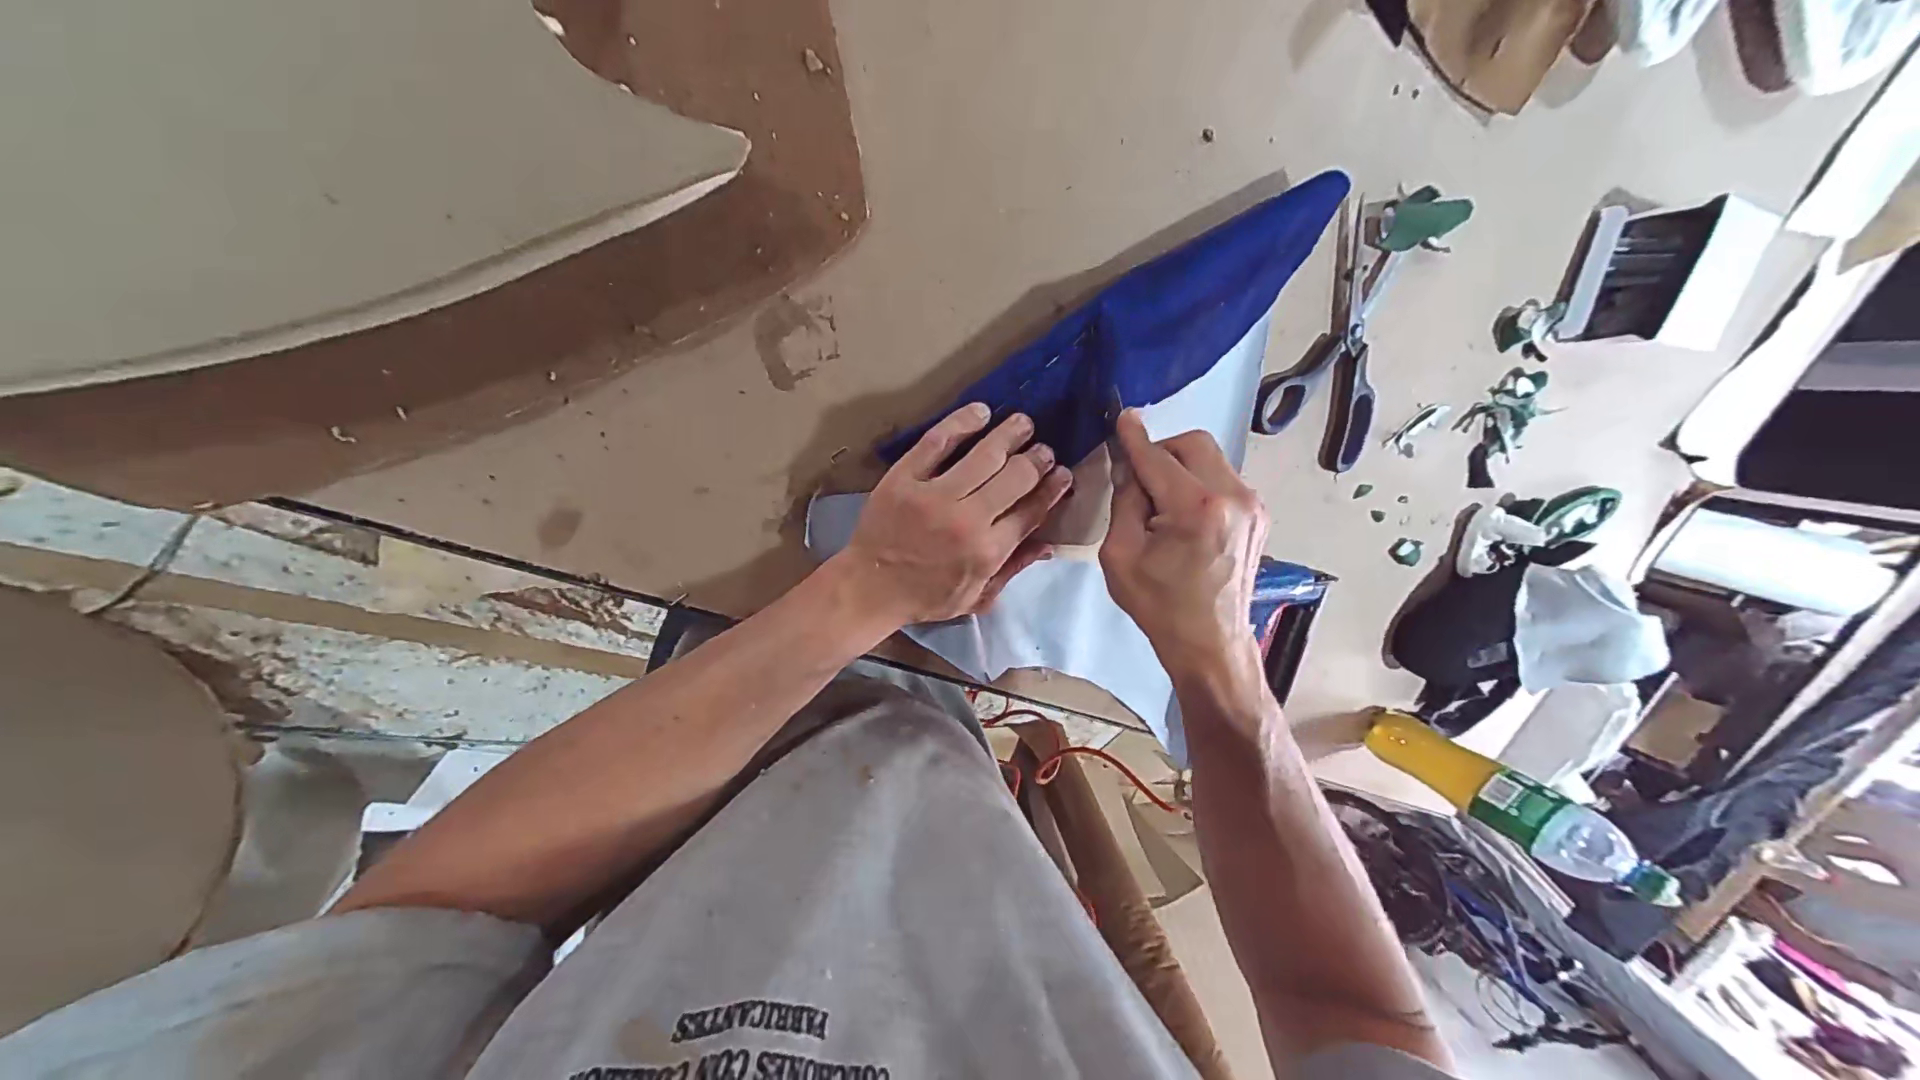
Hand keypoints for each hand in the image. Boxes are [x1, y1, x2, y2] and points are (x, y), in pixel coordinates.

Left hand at [834, 403, 1072, 625]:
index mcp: (987, 551)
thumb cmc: (925, 597)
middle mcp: (967, 520)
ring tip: (1023, 423)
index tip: (1061, 474)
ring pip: (985, 454)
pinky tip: (981, 412)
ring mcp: (934, 495)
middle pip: (1016, 476)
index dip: (1053, 488)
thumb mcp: (976, 597)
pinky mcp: (905, 478)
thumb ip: (1012, 569)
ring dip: (1011, 434)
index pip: (1032, 510)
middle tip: (1043, 450)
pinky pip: (937, 442)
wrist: (869, 588)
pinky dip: (962, 422)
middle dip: (1038, 459)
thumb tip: (1048, 545)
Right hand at [1100, 410, 1268, 683]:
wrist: (1211, 643)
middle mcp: (1234, 497)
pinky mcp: (1259, 515)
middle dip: (1162, 450)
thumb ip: (1125, 501)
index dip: (1135, 438)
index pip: (1158, 457)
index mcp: (1196, 509)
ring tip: (1162, 504)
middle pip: (1193, 444)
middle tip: (1140, 477)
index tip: (1122, 417)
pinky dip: (1199, 483)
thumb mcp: (1120, 555)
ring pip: (1211, 458)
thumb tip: (1130, 467)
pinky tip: (1184, 515)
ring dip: (1181, 467)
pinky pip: (1223, 479)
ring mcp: (1253, 505)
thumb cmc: (1159, 605)